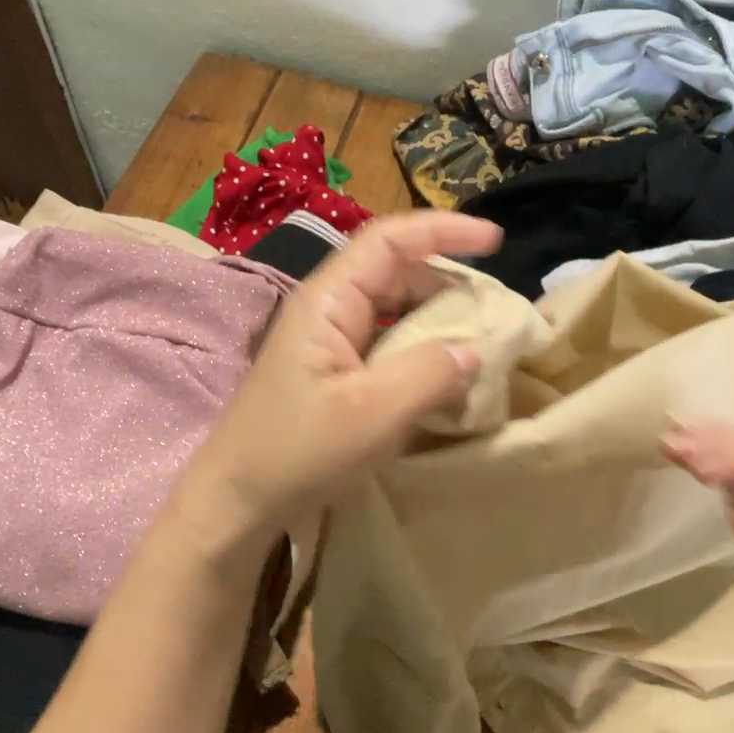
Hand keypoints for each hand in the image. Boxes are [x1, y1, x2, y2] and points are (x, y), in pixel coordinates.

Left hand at [177, 212, 501, 554]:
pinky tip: (446, 375)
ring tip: (479, 340)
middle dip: (447, 280)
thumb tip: (475, 350)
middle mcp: (328, 310)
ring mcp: (329, 342)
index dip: (442, 231)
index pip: (389, 240)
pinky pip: (387, 343)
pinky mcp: (335, 373)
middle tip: (493, 309)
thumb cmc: (297, 452)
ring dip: (437, 317)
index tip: (495, 240)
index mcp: (328, 301)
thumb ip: (429, 374)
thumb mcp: (373, 414)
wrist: (238, 501)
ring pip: (394, 308)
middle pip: (395, 270)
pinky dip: (422, 349)